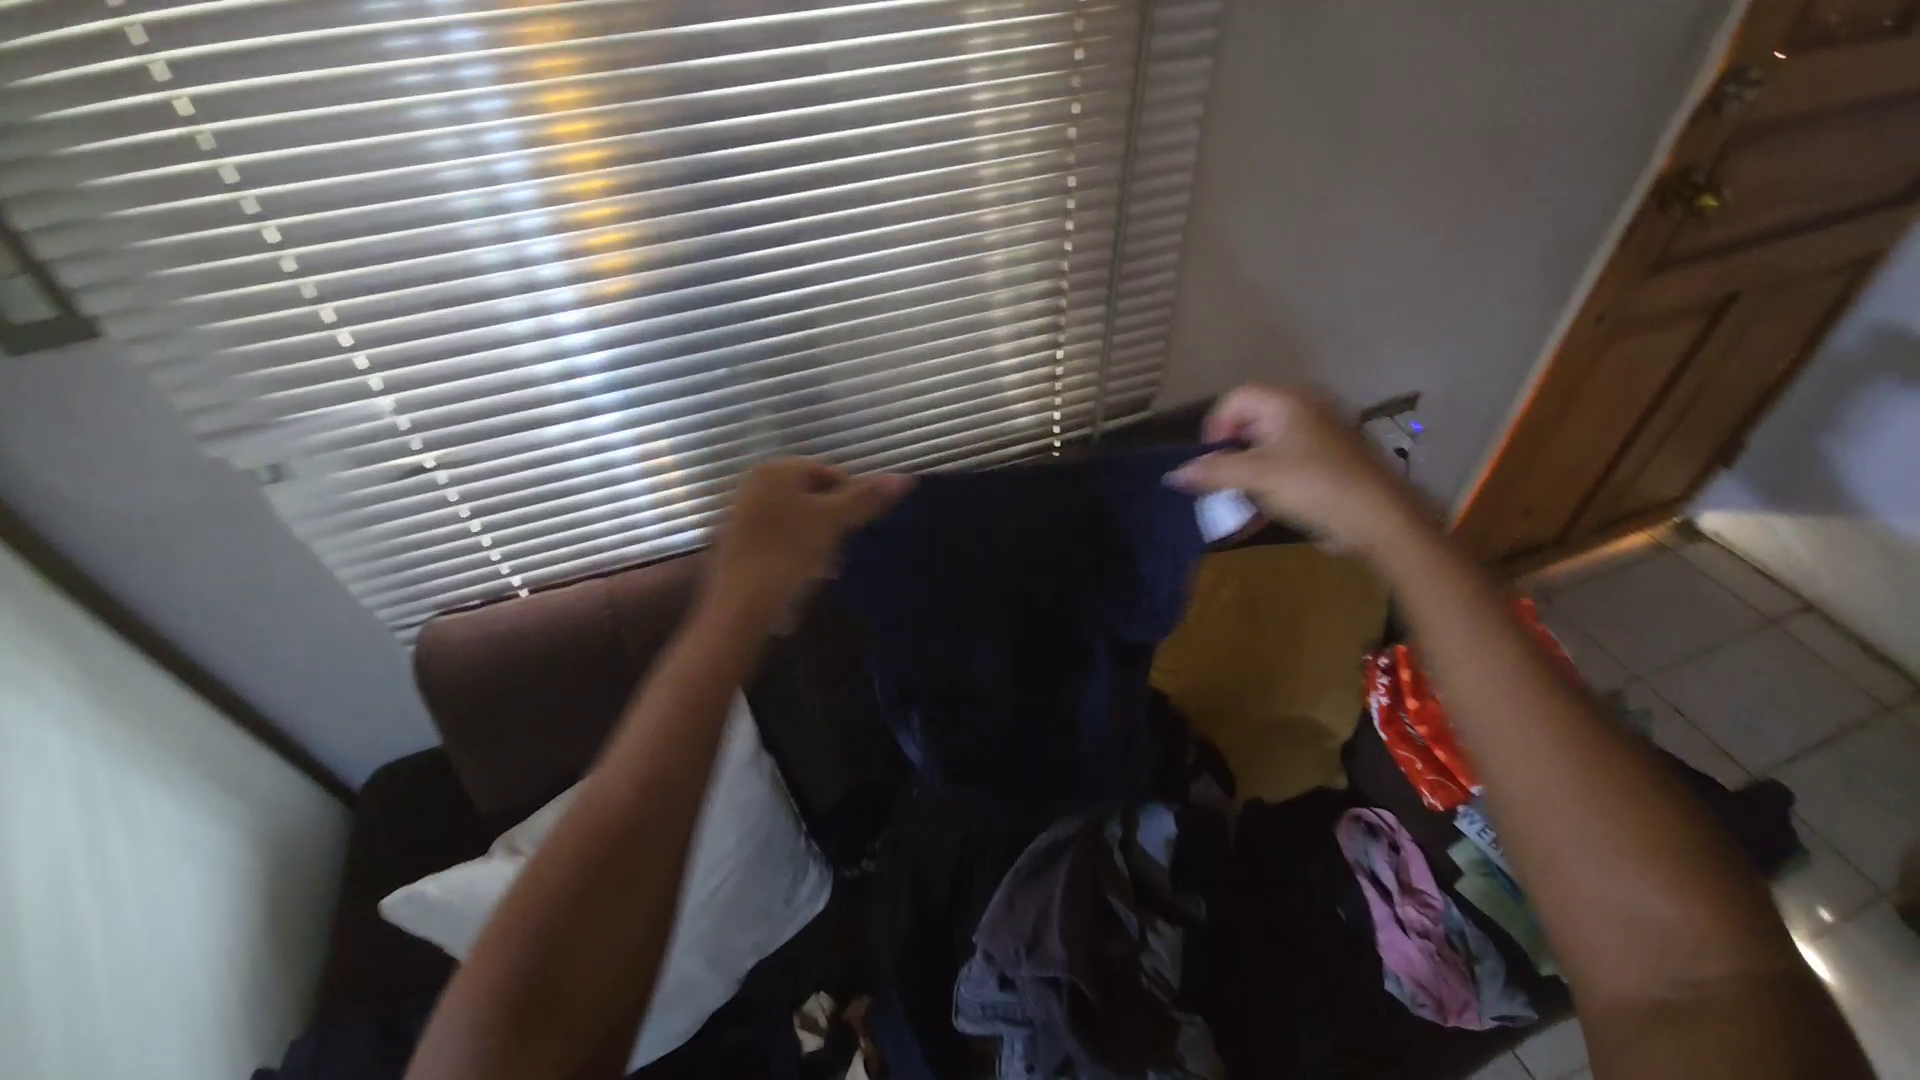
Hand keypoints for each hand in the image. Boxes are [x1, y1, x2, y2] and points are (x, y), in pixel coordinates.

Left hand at [704, 458, 912, 624]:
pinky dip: (796, 554)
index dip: (850, 500)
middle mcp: (755, 483)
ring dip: (818, 542)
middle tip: (839, 553)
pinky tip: (801, 577)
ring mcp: (743, 514)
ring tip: (823, 570)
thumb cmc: (788, 554)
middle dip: (833, 523)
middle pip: (813, 496)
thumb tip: (905, 478)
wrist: (740, 607)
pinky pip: (779, 540)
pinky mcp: (738, 543)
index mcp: (776, 469)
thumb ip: (867, 498)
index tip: (853, 530)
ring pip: (798, 520)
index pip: (831, 473)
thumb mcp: (833, 523)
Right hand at [1165, 384, 1427, 551]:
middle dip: (1229, 454)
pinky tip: (1263, 510)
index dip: (1215, 428)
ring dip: (1247, 473)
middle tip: (1222, 483)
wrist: (1380, 517)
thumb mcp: (1257, 476)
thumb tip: (1174, 474)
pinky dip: (1269, 482)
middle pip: (1250, 423)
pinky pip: (1287, 464)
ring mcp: (1320, 436)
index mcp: (1288, 401)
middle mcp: (1305, 409)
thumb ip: (1213, 472)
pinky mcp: (1329, 462)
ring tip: (1240, 500)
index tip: (1211, 461)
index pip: (1235, 399)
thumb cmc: (1315, 485)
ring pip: (1267, 447)